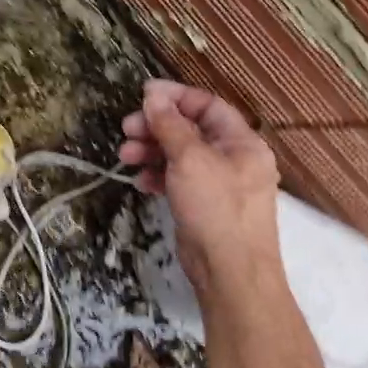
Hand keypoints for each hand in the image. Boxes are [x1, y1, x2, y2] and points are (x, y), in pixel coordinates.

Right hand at [119, 79, 280, 293]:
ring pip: (179, 153)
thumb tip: (153, 95)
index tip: (142, 93)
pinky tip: (141, 181)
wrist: (230, 273)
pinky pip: (177, 178)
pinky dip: (157, 174)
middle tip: (127, 128)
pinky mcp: (203, 204)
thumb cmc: (215, 208)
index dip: (175, 96)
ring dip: (150, 150)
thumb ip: (169, 124)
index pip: (207, 105)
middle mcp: (233, 159)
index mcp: (241, 143)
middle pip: (189, 128)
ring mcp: (218, 183)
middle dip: (155, 126)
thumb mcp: (189, 159)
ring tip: (126, 156)